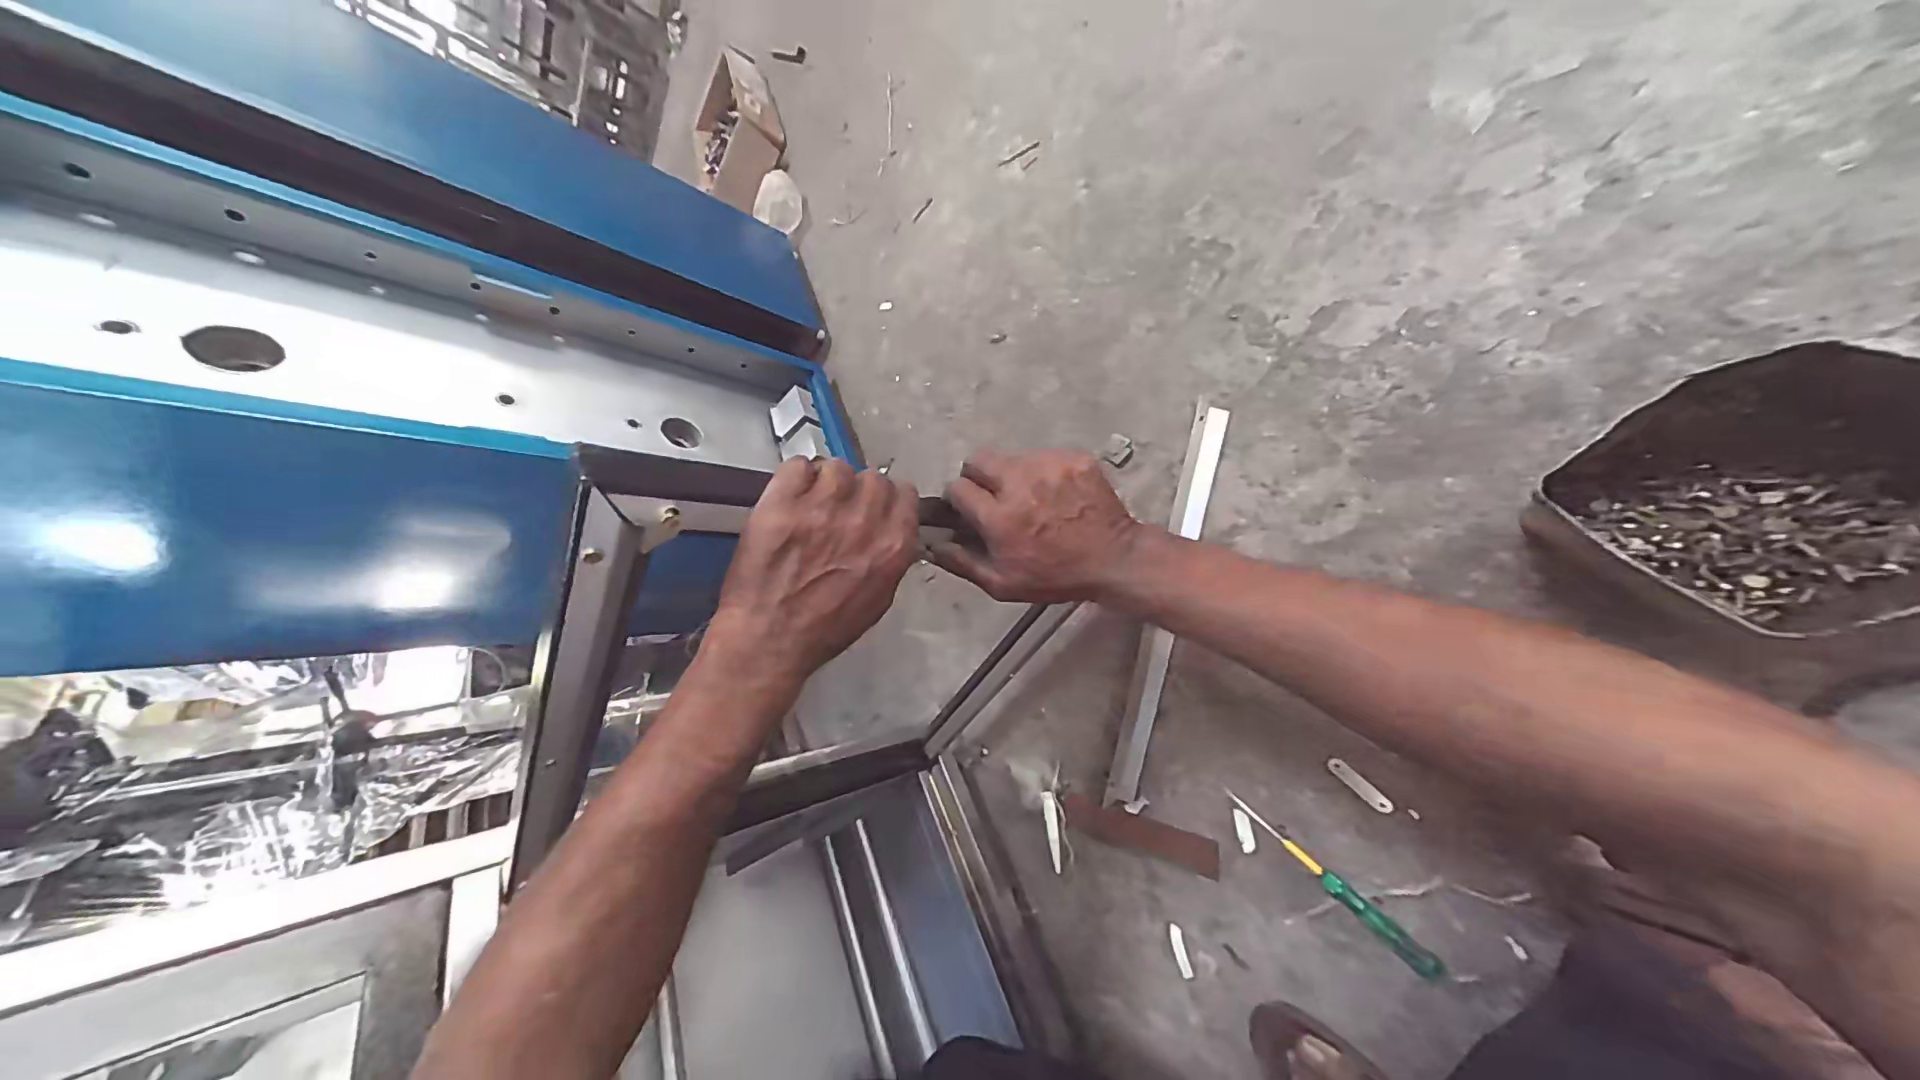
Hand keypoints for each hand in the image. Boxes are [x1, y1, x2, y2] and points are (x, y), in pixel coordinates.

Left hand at [708, 457, 918, 687]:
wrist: (770, 638)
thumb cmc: (826, 627)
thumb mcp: (879, 599)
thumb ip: (892, 557)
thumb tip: (891, 532)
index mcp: (893, 544)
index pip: (904, 493)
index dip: (887, 500)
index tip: (873, 508)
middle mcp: (864, 519)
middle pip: (872, 477)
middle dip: (858, 491)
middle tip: (839, 510)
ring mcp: (822, 507)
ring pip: (836, 467)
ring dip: (826, 483)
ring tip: (810, 505)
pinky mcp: (782, 502)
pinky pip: (797, 465)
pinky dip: (795, 478)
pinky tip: (789, 499)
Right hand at [930, 449, 1147, 602]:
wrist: (1114, 560)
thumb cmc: (1056, 576)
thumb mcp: (1003, 584)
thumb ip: (962, 562)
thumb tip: (932, 544)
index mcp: (1000, 517)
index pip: (958, 488)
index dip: (959, 500)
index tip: (969, 510)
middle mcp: (1020, 484)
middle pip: (977, 460)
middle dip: (978, 477)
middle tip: (993, 496)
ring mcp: (1049, 467)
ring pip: (1011, 456)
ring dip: (1011, 474)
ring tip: (1030, 498)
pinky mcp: (1073, 458)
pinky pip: (1043, 455)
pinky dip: (1042, 472)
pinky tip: (1054, 494)